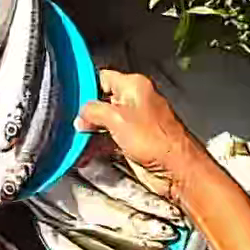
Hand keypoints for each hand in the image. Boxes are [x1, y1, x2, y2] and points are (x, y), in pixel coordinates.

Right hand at [75, 69, 216, 197]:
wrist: (177, 171)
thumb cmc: (155, 141)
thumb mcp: (114, 118)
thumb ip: (91, 110)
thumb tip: (81, 115)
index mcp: (134, 86)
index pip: (101, 77)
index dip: (85, 87)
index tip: (71, 100)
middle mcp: (135, 100)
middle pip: (100, 99)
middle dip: (86, 112)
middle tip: (77, 122)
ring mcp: (134, 120)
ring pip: (102, 119)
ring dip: (90, 129)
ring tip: (79, 138)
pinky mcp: (133, 139)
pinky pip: (109, 135)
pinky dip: (98, 141)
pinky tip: (88, 149)